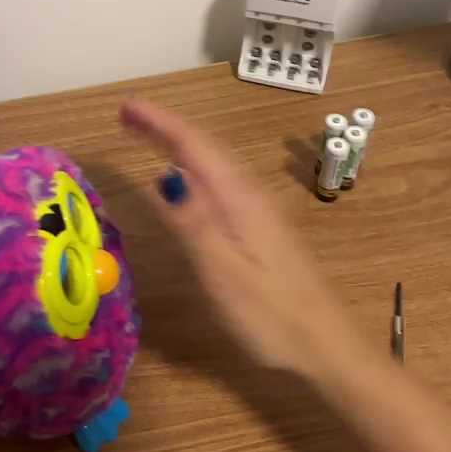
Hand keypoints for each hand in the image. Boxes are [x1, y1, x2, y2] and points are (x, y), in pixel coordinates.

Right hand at [120, 99, 365, 376]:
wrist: (325, 344)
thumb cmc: (270, 314)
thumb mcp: (223, 271)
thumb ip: (193, 221)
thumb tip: (163, 175)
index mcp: (239, 198)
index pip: (194, 145)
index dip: (158, 122)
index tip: (125, 107)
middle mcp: (251, 193)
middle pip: (205, 145)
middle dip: (165, 126)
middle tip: (127, 117)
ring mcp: (260, 208)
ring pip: (216, 161)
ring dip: (180, 143)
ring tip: (148, 135)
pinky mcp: (263, 225)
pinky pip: (223, 179)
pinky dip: (196, 165)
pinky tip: (187, 178)